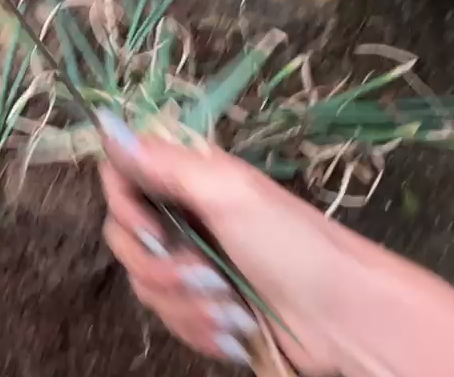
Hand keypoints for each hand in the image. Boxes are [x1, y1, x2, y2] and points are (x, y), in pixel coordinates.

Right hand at [96, 112, 347, 374]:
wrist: (348, 320)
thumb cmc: (292, 243)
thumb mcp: (228, 192)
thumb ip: (163, 161)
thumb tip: (106, 124)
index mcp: (184, 175)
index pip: (119, 175)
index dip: (124, 205)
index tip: (151, 226)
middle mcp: (180, 214)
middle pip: (123, 235)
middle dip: (158, 266)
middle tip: (203, 274)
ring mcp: (189, 262)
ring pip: (143, 282)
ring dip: (185, 304)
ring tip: (230, 308)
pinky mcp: (201, 307)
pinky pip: (168, 318)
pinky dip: (199, 328)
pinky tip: (234, 329)